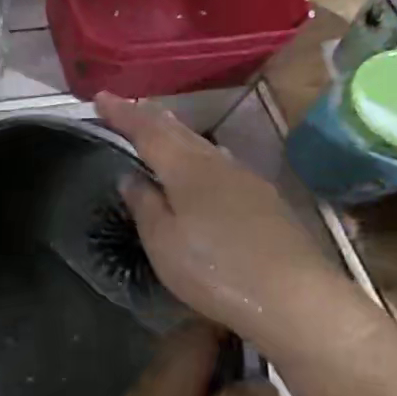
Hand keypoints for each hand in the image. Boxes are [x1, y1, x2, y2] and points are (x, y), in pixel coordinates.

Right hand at [96, 91, 329, 340]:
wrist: (296, 298)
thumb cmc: (216, 270)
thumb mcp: (164, 243)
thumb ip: (145, 205)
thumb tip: (130, 176)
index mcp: (186, 168)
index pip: (147, 129)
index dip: (122, 113)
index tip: (100, 97)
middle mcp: (217, 163)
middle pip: (178, 130)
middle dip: (149, 116)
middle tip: (126, 108)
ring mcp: (246, 179)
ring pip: (202, 144)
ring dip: (176, 133)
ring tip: (159, 129)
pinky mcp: (264, 200)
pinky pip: (219, 163)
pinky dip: (198, 154)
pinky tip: (200, 166)